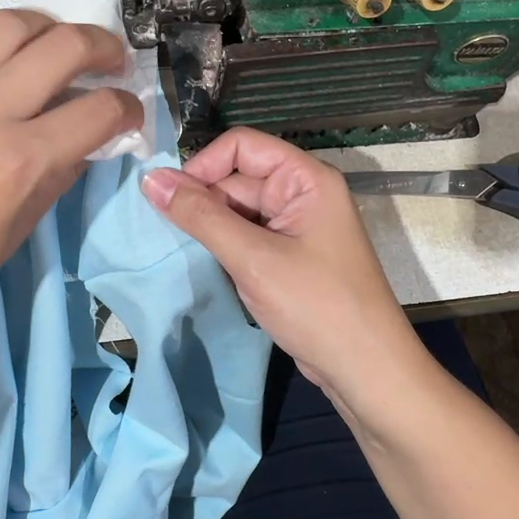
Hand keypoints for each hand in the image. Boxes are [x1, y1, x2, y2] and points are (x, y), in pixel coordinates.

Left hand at [0, 10, 142, 357]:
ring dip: (47, 25)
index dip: (129, 108)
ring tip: (58, 42)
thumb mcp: (18, 230)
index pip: (99, 112)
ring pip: (8, 23)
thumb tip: (88, 140)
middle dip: (104, 46)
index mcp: (20, 161)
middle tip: (113, 61)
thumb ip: (59, 174)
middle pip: (64, 45)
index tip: (131, 114)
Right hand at [141, 128, 420, 399]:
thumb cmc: (316, 306)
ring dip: (211, 225)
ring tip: (182, 248)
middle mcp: (303, 193)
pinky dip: (224, 244)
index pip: (243, 146)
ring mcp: (297, 226)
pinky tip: (205, 264)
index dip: (204, 165)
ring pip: (239, 208)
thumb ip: (200, 216)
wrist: (367, 373)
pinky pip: (248, 234)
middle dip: (204, 199)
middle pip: (238, 176)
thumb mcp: (253, 258)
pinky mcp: (290, 256)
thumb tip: (150, 179)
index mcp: (306, 178)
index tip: (172, 199)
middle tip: (169, 231)